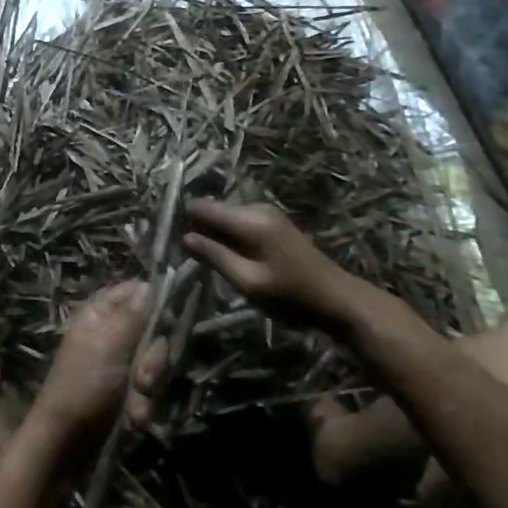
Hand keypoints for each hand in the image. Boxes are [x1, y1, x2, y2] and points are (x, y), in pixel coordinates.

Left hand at [29, 280, 156, 447]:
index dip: (156, 306)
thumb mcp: (109, 346)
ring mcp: (120, 363)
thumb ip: (134, 315)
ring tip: (134, 408)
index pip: (138, 292)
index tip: (165, 324)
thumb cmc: (81, 388)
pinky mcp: (126, 390)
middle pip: (155, 329)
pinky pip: (150, 389)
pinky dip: (144, 406)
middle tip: (142, 379)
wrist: (64, 446)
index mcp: (100, 313)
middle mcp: (112, 332)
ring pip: (156, 363)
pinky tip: (133, 421)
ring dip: (149, 389)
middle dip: (154, 360)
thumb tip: (152, 284)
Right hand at [182, 200, 364, 334]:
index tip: (169, 236)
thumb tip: (185, 237)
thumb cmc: (292, 296)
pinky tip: (227, 257)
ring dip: (213, 233)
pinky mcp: (272, 223)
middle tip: (186, 254)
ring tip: (204, 258)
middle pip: (214, 210)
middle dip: (198, 227)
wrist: (337, 299)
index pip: (204, 207)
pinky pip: (239, 222)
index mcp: (251, 220)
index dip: (184, 218)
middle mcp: (257, 208)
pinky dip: (228, 236)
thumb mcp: (248, 282)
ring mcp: (267, 213)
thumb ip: (215, 257)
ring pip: (226, 216)